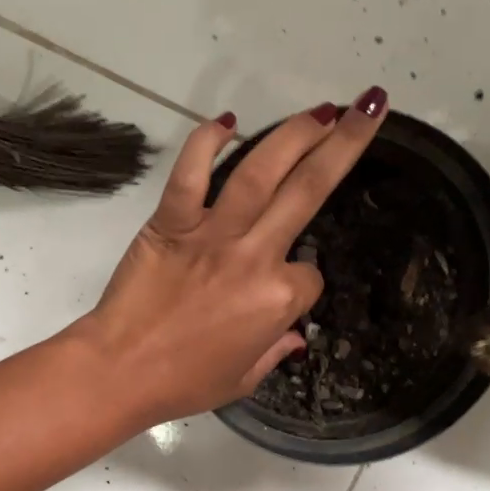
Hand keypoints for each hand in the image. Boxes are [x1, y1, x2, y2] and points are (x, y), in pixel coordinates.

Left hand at [66, 89, 388, 425]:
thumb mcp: (242, 379)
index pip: (310, 274)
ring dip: (296, 133)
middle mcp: (254, 257)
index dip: (303, 281)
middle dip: (346, 144)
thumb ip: (273, 351)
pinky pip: (191, 174)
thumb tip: (293, 337)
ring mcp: (212, 234)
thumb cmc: (183, 384)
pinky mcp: (171, 222)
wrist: (119, 372)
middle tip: (370, 107)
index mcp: (278, 300)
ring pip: (261, 171)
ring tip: (323, 109)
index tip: (284, 290)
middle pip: (309, 191)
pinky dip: (206, 142)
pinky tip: (227, 119)